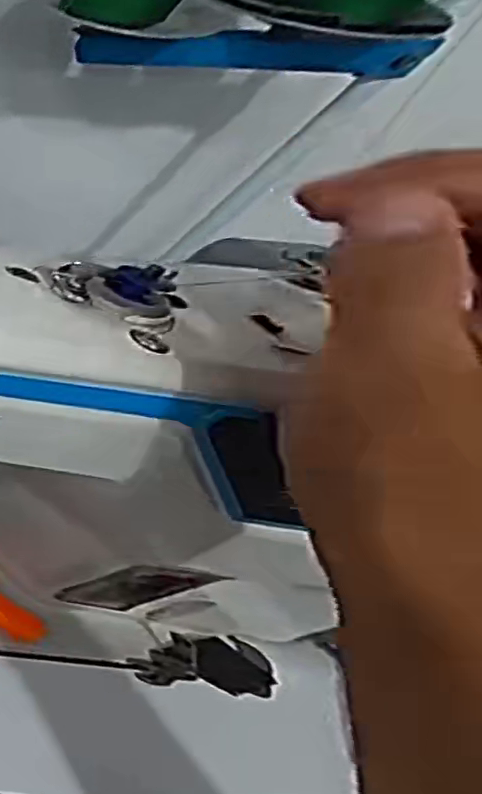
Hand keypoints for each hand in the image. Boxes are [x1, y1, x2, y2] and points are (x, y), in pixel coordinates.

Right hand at [287, 151, 481, 591]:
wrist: (461, 611)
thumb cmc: (427, 506)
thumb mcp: (386, 379)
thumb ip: (395, 278)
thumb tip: (386, 208)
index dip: (428, 182)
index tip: (331, 203)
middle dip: (437, 208)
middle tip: (343, 222)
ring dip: (445, 250)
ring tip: (359, 268)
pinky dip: (456, 294)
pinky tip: (402, 313)